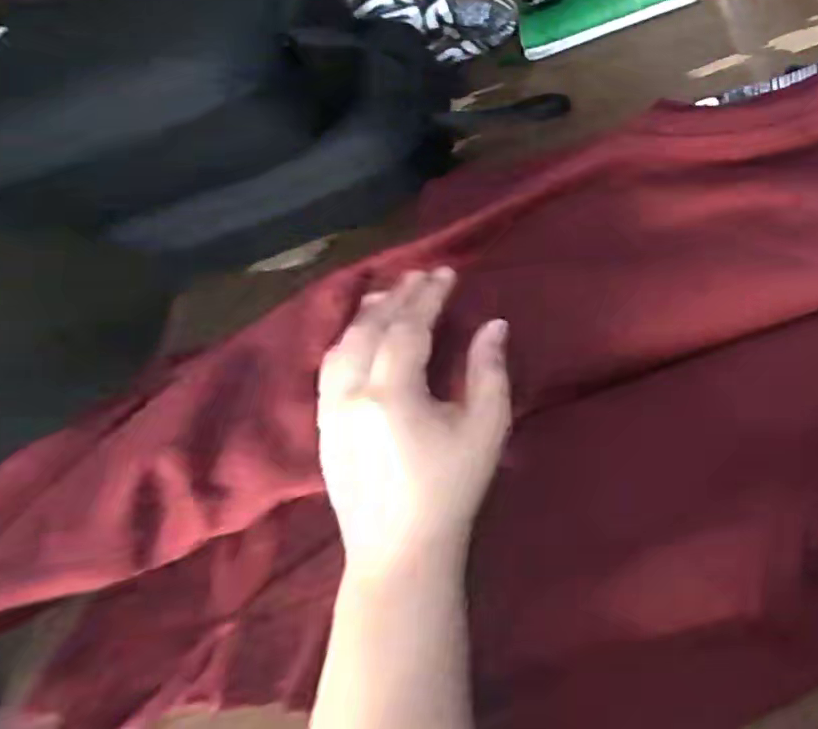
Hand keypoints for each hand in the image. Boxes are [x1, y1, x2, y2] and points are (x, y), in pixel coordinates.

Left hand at [318, 268, 511, 575]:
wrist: (398, 546)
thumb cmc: (453, 482)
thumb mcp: (486, 424)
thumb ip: (488, 370)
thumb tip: (494, 325)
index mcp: (392, 395)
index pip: (408, 329)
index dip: (428, 297)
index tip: (447, 272)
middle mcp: (350, 397)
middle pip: (368, 332)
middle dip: (396, 298)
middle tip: (421, 275)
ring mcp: (329, 414)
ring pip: (339, 349)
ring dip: (365, 316)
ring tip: (387, 294)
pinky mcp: (323, 429)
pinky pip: (328, 370)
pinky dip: (347, 341)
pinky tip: (360, 336)